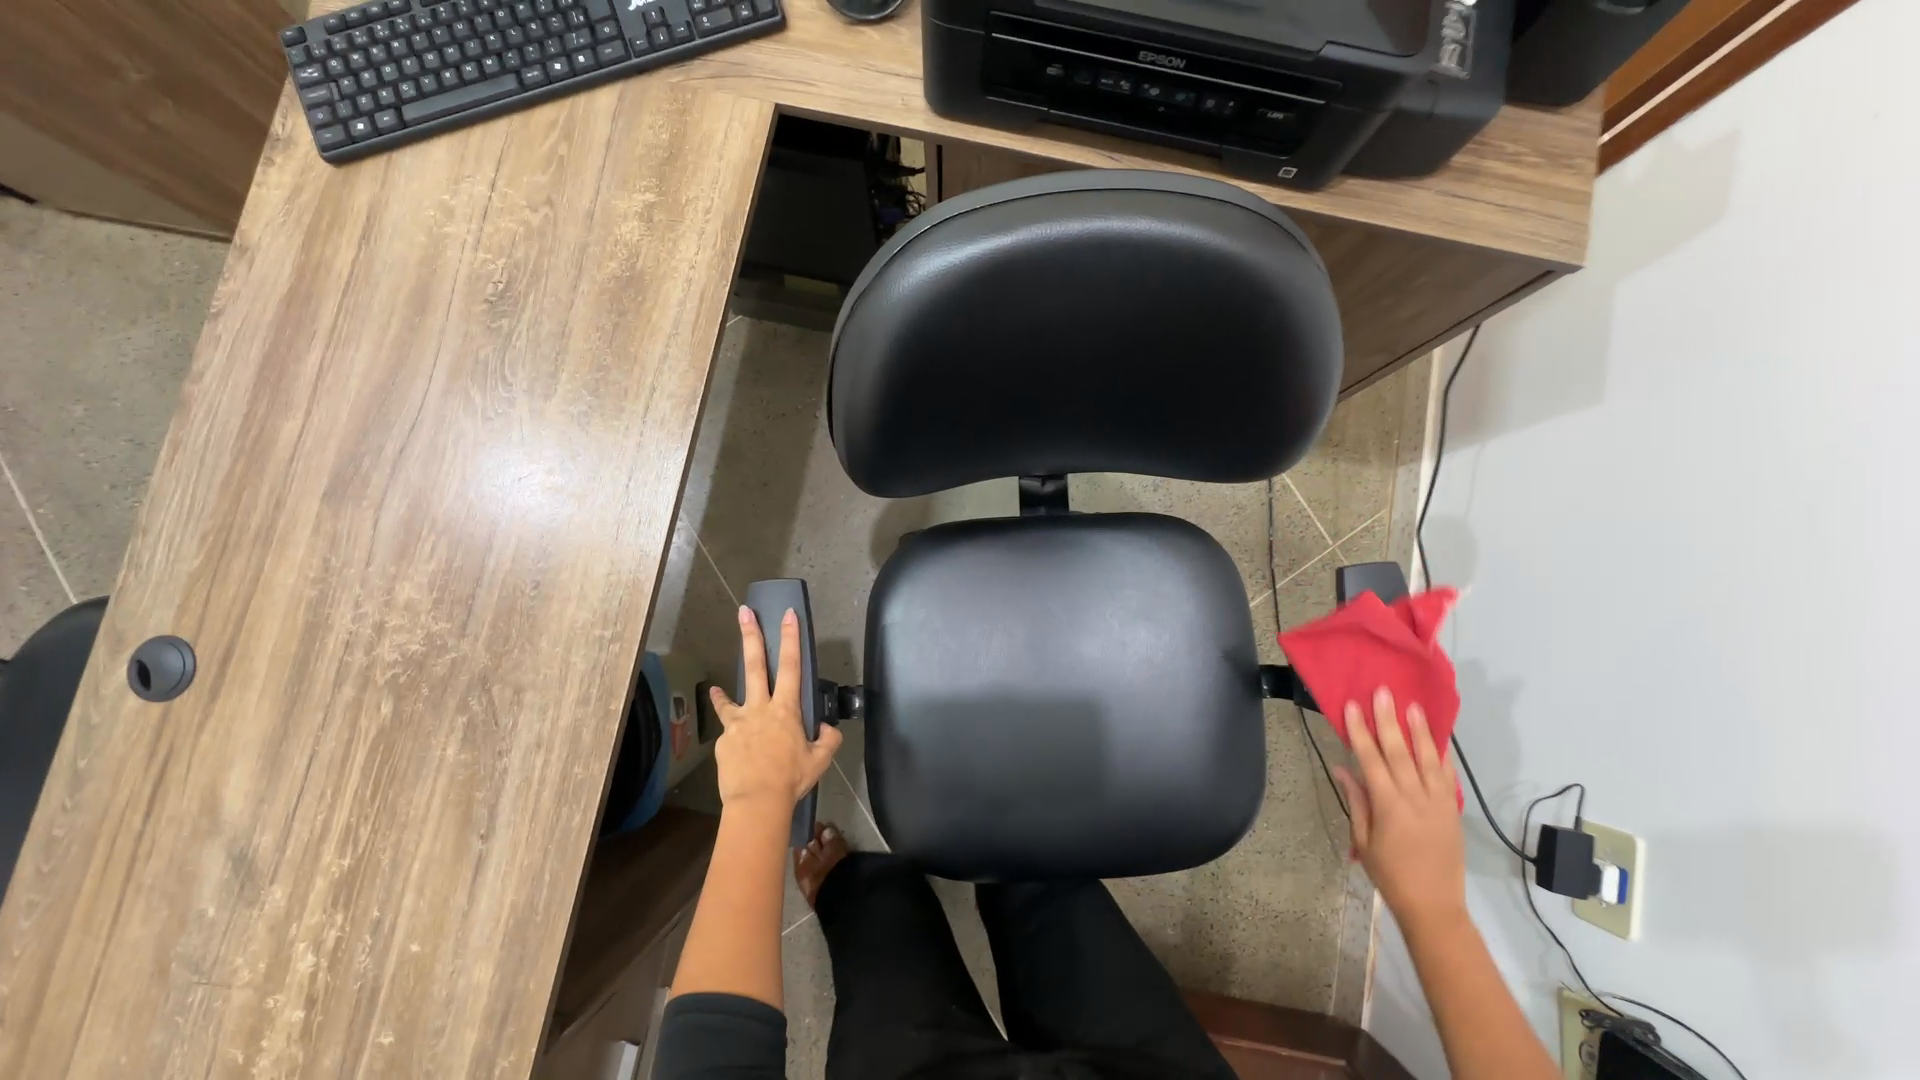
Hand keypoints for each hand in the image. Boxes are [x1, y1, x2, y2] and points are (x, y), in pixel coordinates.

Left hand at [708, 606, 842, 810]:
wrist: (756, 801)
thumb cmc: (791, 779)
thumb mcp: (820, 761)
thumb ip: (828, 740)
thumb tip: (828, 729)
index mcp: (786, 710)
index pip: (791, 666)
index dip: (791, 638)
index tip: (788, 615)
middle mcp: (760, 709)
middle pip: (755, 665)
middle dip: (751, 636)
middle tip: (744, 613)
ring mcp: (738, 723)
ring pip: (732, 697)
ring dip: (725, 691)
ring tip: (717, 688)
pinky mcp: (725, 740)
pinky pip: (727, 730)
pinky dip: (729, 732)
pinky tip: (727, 736)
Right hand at [1332, 687, 1466, 933]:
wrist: (1434, 906)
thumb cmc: (1390, 875)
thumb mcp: (1364, 841)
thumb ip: (1357, 802)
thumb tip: (1344, 770)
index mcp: (1389, 806)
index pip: (1371, 760)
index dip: (1361, 732)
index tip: (1352, 706)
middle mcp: (1415, 798)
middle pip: (1400, 752)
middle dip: (1389, 720)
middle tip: (1383, 692)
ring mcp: (1438, 803)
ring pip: (1427, 759)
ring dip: (1419, 730)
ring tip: (1412, 705)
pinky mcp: (1452, 810)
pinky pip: (1446, 777)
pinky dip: (1442, 755)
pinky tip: (1437, 738)